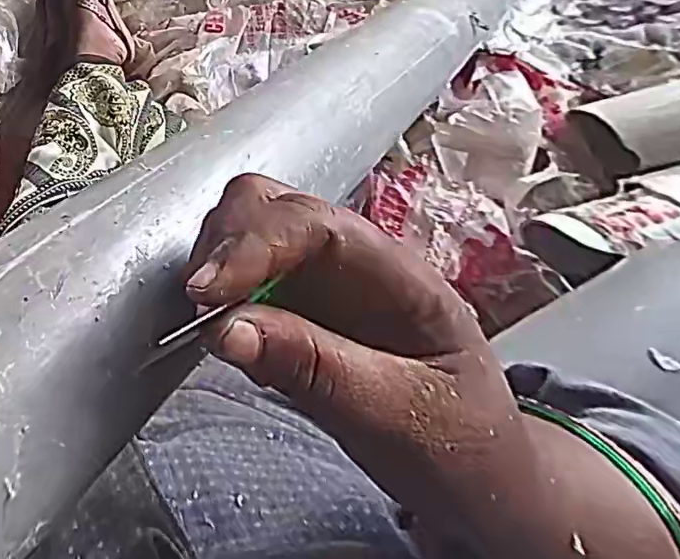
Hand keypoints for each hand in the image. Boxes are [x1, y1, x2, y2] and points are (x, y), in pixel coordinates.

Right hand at [183, 175, 658, 558]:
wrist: (477, 475)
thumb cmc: (463, 445)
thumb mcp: (405, 418)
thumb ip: (315, 368)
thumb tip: (223, 328)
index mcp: (398, 274)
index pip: (313, 225)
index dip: (251, 245)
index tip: (207, 292)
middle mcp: (347, 255)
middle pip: (266, 204)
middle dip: (224, 242)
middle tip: (201, 300)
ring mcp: (311, 269)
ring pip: (238, 225)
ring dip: (213, 262)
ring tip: (212, 318)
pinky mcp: (281, 291)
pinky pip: (230, 266)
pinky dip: (212, 288)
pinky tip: (225, 328)